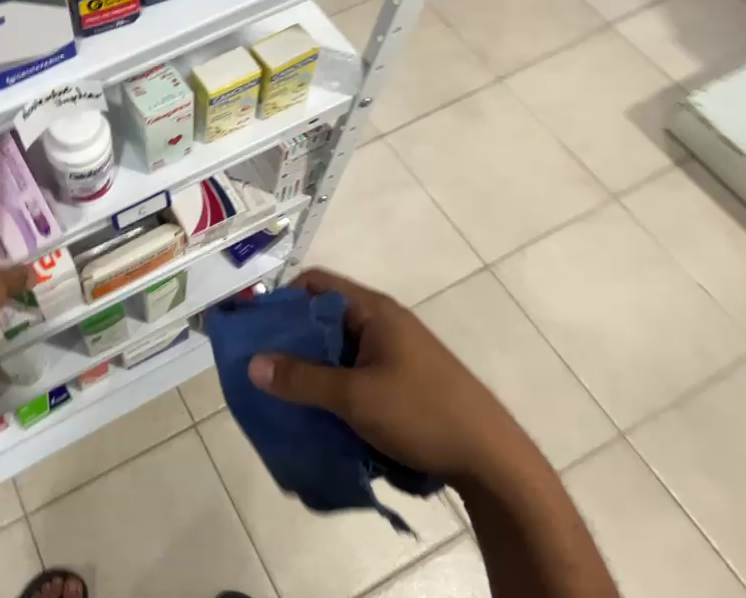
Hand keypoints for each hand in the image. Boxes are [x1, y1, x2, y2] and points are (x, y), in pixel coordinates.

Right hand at [250, 268, 524, 480]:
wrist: (493, 461)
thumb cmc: (423, 414)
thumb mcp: (355, 397)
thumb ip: (302, 379)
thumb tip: (253, 363)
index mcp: (373, 311)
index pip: (315, 283)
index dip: (281, 299)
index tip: (255, 328)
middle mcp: (382, 324)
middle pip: (323, 318)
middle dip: (289, 341)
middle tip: (260, 367)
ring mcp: (394, 354)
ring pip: (337, 351)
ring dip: (310, 369)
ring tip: (281, 394)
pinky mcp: (401, 383)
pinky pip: (353, 374)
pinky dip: (331, 387)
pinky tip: (317, 414)